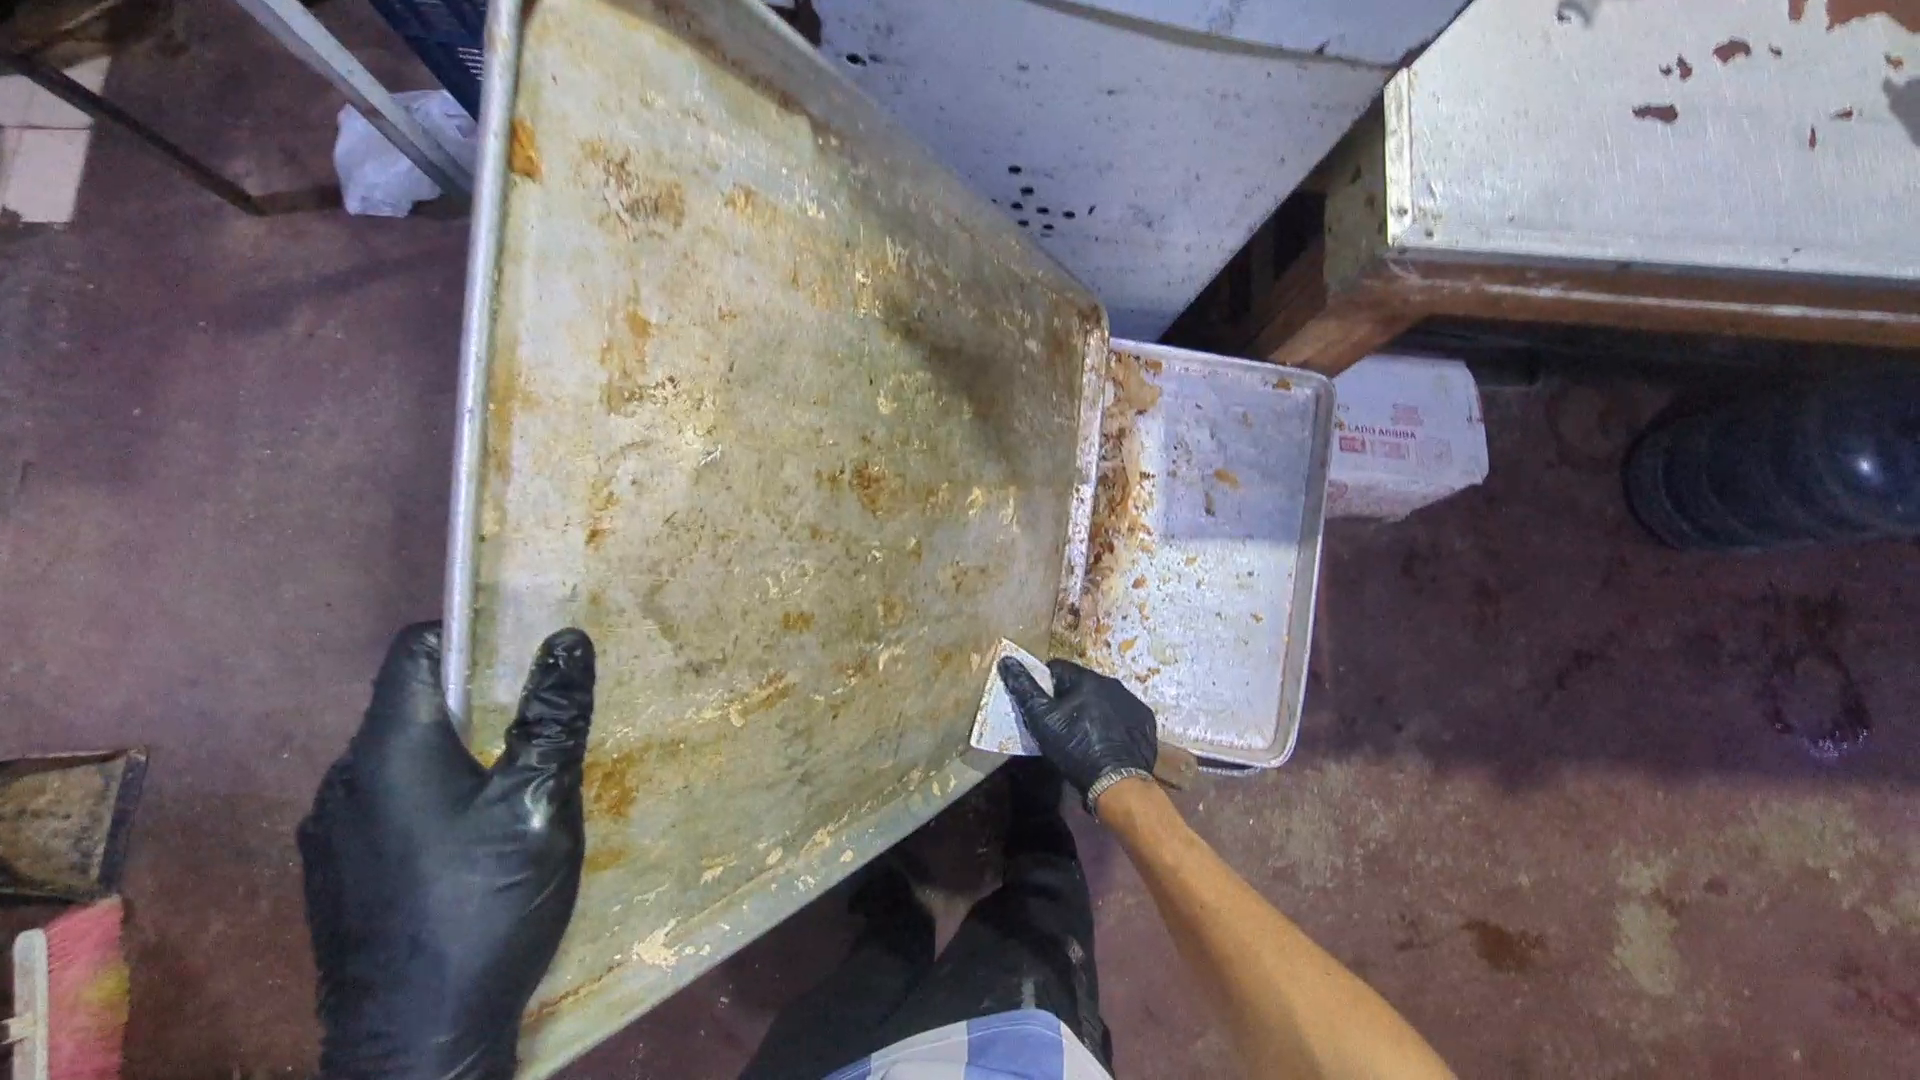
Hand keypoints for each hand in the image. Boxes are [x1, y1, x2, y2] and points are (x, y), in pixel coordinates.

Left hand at [298, 622, 595, 1079]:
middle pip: (409, 703)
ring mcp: (330, 830)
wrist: (415, 1040)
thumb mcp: (538, 802)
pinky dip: (428, 797)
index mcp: (389, 746)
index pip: (417, 648)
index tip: (525, 655)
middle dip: (475, 700)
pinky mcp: (333, 874)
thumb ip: (552, 717)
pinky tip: (468, 845)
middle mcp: (344, 776)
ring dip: (452, 752)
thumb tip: (567, 641)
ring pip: (397, 758)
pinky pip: (384, 804)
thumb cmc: (485, 904)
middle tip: (537, 723)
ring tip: (511, 785)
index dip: (472, 636)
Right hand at [997, 657, 1157, 812]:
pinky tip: (1106, 742)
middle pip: (1082, 684)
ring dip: (1092, 710)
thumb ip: (1024, 688)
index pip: (1057, 669)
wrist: (1117, 782)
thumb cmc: (1074, 747)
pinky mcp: (1145, 722)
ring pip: (1104, 699)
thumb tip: (1007, 660)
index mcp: (1087, 679)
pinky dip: (1113, 724)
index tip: (1040, 705)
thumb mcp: (1042, 719)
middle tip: (1059, 723)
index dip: (1044, 685)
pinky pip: (1123, 715)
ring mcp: (1133, 703)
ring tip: (1083, 735)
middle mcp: (1113, 684)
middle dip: (1069, 698)